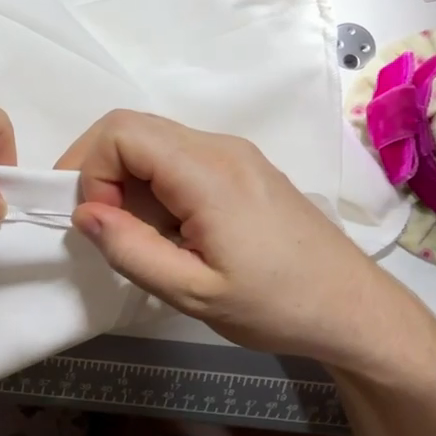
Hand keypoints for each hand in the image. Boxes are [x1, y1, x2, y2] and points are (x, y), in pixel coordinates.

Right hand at [57, 110, 421, 369]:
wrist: (352, 308)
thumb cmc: (274, 306)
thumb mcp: (192, 292)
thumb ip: (132, 250)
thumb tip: (83, 213)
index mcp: (207, 173)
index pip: (121, 133)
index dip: (92, 171)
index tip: (101, 223)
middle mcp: (220, 148)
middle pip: (132, 127)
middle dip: (98, 169)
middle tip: (101, 223)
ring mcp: (234, 154)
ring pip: (152, 140)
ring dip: (124, 178)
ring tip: (134, 232)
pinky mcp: (242, 168)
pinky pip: (176, 156)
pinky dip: (150, 182)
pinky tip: (164, 227)